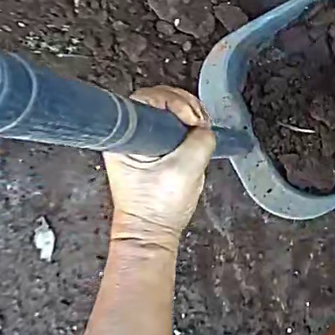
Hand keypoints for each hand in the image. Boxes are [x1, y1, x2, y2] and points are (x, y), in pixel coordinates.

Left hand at [103, 86, 215, 251]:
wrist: (151, 234)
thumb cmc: (158, 208)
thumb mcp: (186, 170)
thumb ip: (201, 141)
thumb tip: (206, 130)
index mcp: (128, 138)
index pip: (149, 99)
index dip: (175, 104)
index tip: (191, 121)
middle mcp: (131, 134)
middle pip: (159, 99)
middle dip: (186, 107)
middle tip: (200, 124)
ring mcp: (142, 139)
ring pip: (168, 110)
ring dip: (190, 115)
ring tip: (201, 131)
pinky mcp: (153, 146)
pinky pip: (172, 124)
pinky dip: (188, 126)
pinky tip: (198, 135)